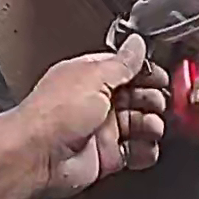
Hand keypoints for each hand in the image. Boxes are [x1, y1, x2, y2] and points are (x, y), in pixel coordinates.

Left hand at [13, 35, 168, 198]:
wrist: (37, 155)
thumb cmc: (53, 113)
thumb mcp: (93, 77)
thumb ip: (121, 63)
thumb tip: (137, 43)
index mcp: (89, 76)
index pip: (125, 69)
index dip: (145, 72)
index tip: (161, 76)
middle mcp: (95, 100)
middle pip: (136, 96)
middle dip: (152, 98)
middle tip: (157, 100)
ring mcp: (101, 129)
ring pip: (139, 124)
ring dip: (151, 124)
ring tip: (151, 125)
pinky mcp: (106, 155)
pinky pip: (136, 152)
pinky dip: (146, 151)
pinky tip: (146, 146)